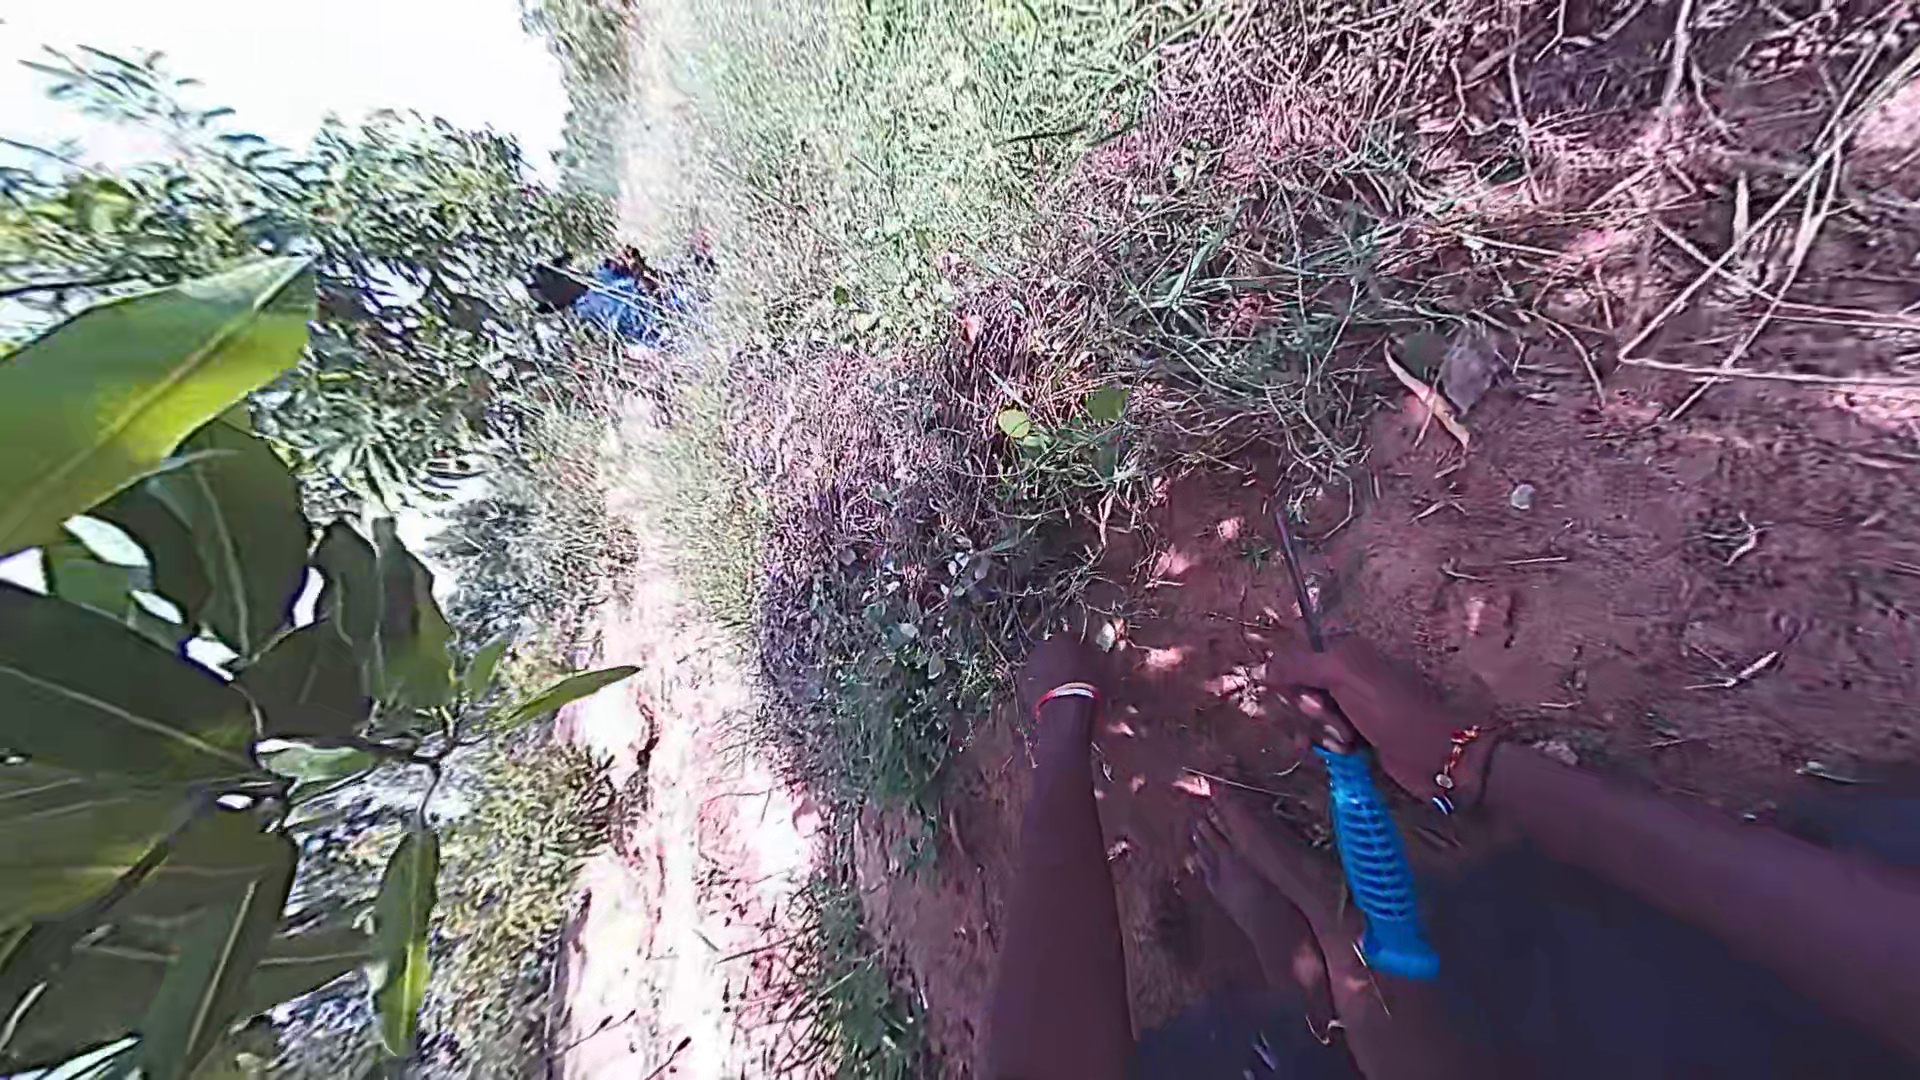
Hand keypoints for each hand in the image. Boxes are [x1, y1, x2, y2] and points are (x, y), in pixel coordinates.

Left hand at [1017, 637, 1104, 719]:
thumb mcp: (1106, 668)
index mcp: (1064, 638)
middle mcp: (1044, 646)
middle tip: (1075, 670)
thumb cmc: (1090, 687)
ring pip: (1042, 663)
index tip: (1089, 656)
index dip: (1081, 647)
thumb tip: (1101, 652)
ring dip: (1050, 669)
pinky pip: (1034, 678)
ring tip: (1063, 684)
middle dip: (1063, 657)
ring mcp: (1032, 664)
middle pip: (1055, 648)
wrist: (1066, 710)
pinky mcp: (1024, 682)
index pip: (1073, 636)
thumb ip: (1100, 655)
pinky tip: (1052, 693)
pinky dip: (1041, 683)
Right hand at [1267, 636, 1486, 802]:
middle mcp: (1341, 674)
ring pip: (1303, 714)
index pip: (1292, 657)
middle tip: (1332, 717)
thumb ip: (1298, 665)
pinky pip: (1315, 734)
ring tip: (1346, 740)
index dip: (1289, 677)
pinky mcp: (1349, 732)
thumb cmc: (1392, 711)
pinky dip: (1321, 745)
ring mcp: (1345, 704)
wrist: (1437, 758)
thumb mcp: (1342, 676)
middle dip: (1308, 708)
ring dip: (1318, 730)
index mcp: (1342, 651)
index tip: (1303, 692)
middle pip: (1294, 688)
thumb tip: (1264, 670)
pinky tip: (1335, 752)